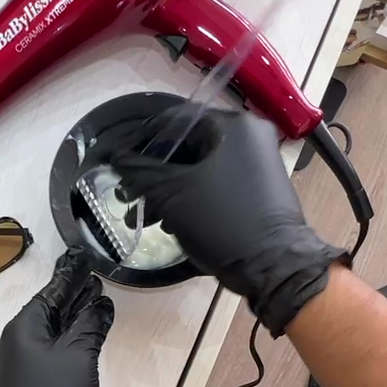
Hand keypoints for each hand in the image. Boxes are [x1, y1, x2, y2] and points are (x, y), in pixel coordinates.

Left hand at [0, 249, 115, 386]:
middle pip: (51, 305)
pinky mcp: (29, 378)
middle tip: (95, 272)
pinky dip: (69, 335)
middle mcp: (20, 337)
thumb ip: (91, 326)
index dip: (71, 271)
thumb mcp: (77, 358)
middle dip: (74, 290)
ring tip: (95, 295)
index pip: (53, 288)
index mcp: (27, 325)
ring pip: (53, 327)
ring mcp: (23, 359)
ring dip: (74, 313)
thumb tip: (101, 302)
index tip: (82, 253)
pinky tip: (83, 332)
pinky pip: (51, 345)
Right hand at [110, 109, 346, 335]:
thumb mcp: (171, 195)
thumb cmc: (221, 222)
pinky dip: (193, 196)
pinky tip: (174, 220)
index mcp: (232, 125)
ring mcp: (258, 161)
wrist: (272, 265)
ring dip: (171, 189)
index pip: (174, 121)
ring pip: (201, 167)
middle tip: (131, 197)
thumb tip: (114, 157)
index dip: (141, 143)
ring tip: (149, 217)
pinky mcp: (260, 187)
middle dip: (155, 174)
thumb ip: (139, 172)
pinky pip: (217, 182)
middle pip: (188, 145)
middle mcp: (249, 135)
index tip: (120, 165)